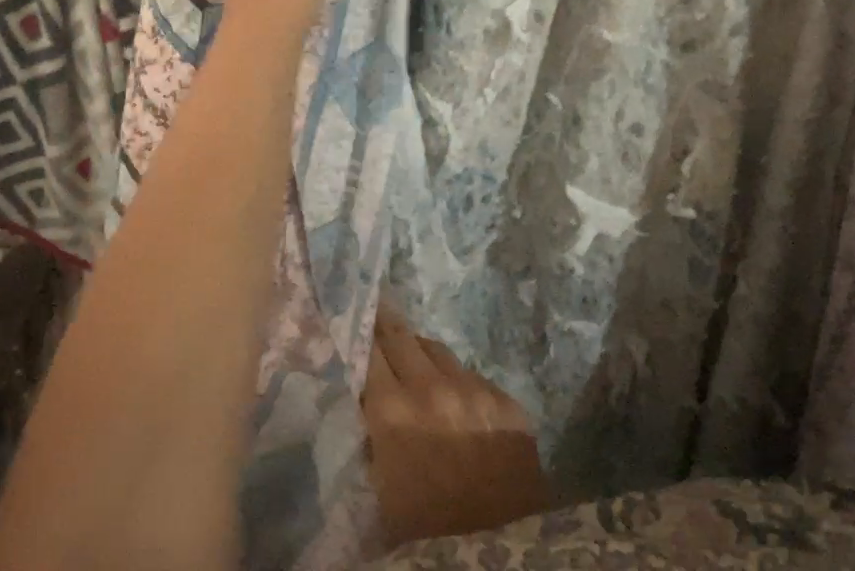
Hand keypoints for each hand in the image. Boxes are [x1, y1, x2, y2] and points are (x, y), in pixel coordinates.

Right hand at [364, 309, 551, 549]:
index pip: (366, 346)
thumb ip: (364, 426)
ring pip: (437, 348)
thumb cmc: (425, 520)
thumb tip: (357, 389)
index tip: (348, 312)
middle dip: (384, 321)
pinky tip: (454, 398)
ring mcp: (474, 391)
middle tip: (375, 308)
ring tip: (413, 358)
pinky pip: (472, 374)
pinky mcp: (507, 402)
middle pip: (400, 333)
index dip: (356, 328)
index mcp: (392, 409)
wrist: (500, 548)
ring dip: (420, 350)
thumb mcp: (375, 477)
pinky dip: (456, 380)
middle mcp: (431, 387)